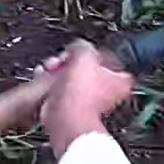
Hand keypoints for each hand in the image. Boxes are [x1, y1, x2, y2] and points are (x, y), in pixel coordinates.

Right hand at [37, 40, 133, 156]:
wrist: (65, 118)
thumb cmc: (81, 94)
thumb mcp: (84, 55)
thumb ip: (83, 45)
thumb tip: (76, 46)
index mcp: (119, 80)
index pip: (109, 59)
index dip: (93, 53)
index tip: (81, 51)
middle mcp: (106, 91)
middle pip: (86, 67)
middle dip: (70, 61)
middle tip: (62, 59)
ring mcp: (88, 100)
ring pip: (71, 77)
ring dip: (58, 70)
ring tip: (49, 67)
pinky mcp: (71, 106)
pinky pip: (60, 88)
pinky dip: (50, 82)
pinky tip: (43, 75)